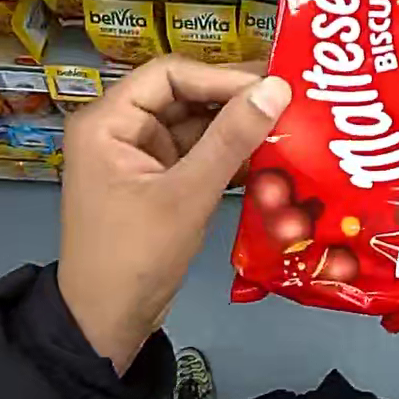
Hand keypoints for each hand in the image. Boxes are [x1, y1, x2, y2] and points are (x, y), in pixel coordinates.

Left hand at [59, 56, 290, 374]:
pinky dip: (228, 156)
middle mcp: (122, 128)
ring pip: (196, 125)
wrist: (108, 323)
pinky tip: (269, 159)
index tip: (270, 88)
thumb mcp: (187, 194)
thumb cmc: (136, 255)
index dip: (221, 77)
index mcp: (109, 120)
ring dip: (236, 129)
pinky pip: (198, 154)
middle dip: (234, 101)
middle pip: (185, 96)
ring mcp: (141, 155)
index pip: (170, 75)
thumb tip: (276, 88)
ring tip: (288, 127)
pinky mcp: (159, 179)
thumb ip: (231, 139)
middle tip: (290, 102)